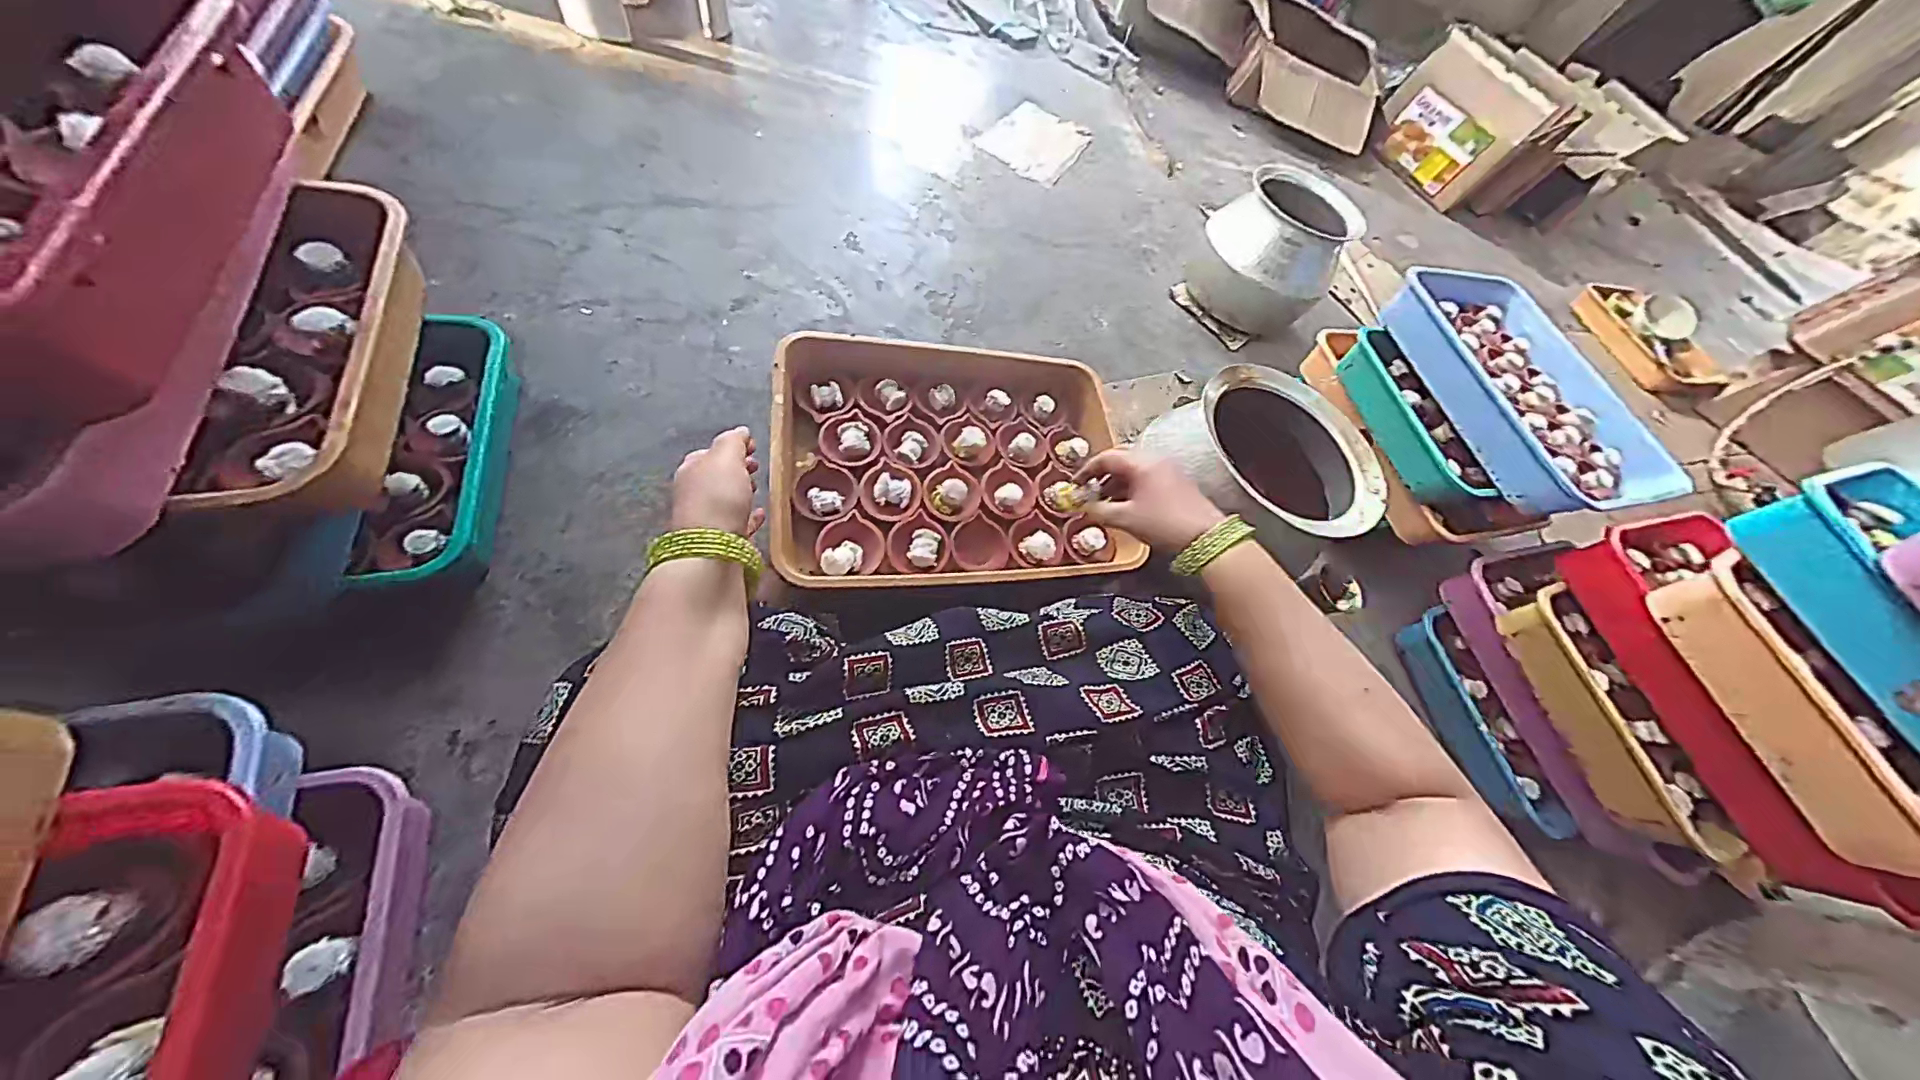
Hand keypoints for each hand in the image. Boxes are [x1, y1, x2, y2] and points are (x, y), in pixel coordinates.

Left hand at [671, 427, 764, 536]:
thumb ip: (733, 442)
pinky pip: (737, 522)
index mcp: (692, 470)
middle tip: (756, 465)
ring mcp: (706, 518)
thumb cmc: (718, 497)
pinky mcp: (721, 540)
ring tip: (758, 487)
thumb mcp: (726, 458)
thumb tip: (740, 432)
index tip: (753, 445)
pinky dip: (749, 516)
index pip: (710, 452)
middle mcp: (694, 493)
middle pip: (717, 476)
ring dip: (741, 491)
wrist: (713, 550)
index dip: (732, 447)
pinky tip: (759, 514)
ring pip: (726, 499)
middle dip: (736, 469)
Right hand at [1075, 449, 1226, 551]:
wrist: (1205, 537)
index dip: (1087, 470)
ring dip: (1115, 482)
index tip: (1076, 483)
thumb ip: (1099, 510)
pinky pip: (1146, 477)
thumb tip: (1085, 506)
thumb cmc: (1165, 524)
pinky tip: (1124, 504)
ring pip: (1133, 469)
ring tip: (1103, 501)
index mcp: (1141, 463)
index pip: (1106, 458)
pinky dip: (1130, 487)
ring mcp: (1167, 470)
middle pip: (1120, 460)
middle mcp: (1155, 460)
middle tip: (1088, 489)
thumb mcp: (1125, 519)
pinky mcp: (1175, 482)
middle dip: (1101, 475)